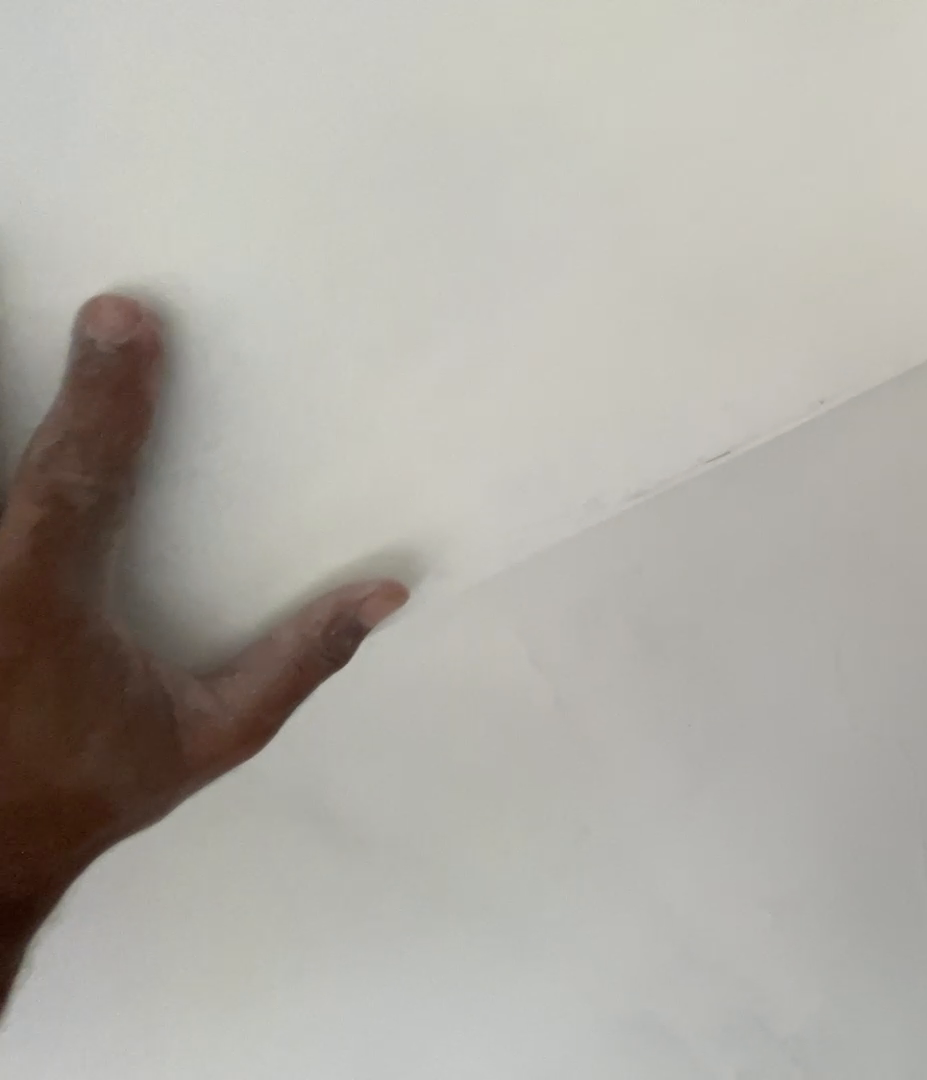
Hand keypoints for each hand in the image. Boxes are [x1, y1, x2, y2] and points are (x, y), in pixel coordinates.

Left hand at [0, 296, 406, 910]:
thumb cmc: (89, 786)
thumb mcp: (218, 730)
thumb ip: (303, 657)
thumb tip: (390, 591)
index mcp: (32, 599)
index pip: (76, 475)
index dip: (108, 395)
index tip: (125, 319)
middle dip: (38, 381)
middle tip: (82, 311)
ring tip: (36, 347)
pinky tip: (16, 458)